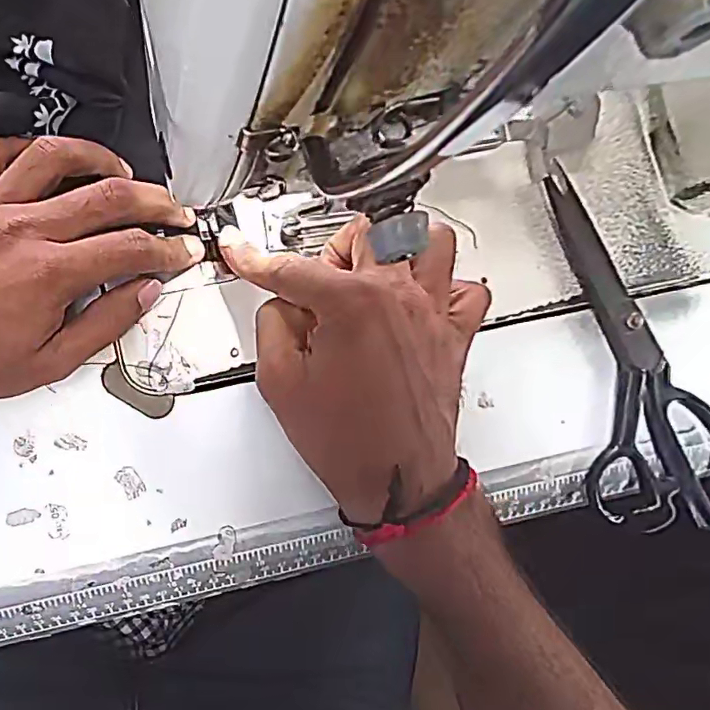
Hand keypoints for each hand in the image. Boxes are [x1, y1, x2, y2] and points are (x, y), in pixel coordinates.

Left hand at [0, 137, 203, 434]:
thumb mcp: (51, 362)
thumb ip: (106, 323)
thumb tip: (142, 292)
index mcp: (48, 273)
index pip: (129, 246)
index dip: (167, 247)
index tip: (180, 250)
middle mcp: (21, 231)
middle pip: (108, 194)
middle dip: (155, 201)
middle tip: (171, 211)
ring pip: (55, 157)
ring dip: (99, 157)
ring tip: (121, 171)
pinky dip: (26, 148)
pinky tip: (45, 158)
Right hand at [220, 217, 490, 524]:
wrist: (394, 478)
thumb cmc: (347, 440)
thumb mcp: (279, 381)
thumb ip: (272, 325)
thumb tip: (281, 304)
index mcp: (351, 304)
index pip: (293, 267)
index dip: (256, 259)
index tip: (243, 253)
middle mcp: (397, 298)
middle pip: (368, 231)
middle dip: (333, 247)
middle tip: (317, 277)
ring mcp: (431, 314)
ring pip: (429, 238)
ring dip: (397, 244)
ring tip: (371, 271)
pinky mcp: (454, 336)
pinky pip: (467, 288)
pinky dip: (444, 284)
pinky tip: (418, 299)